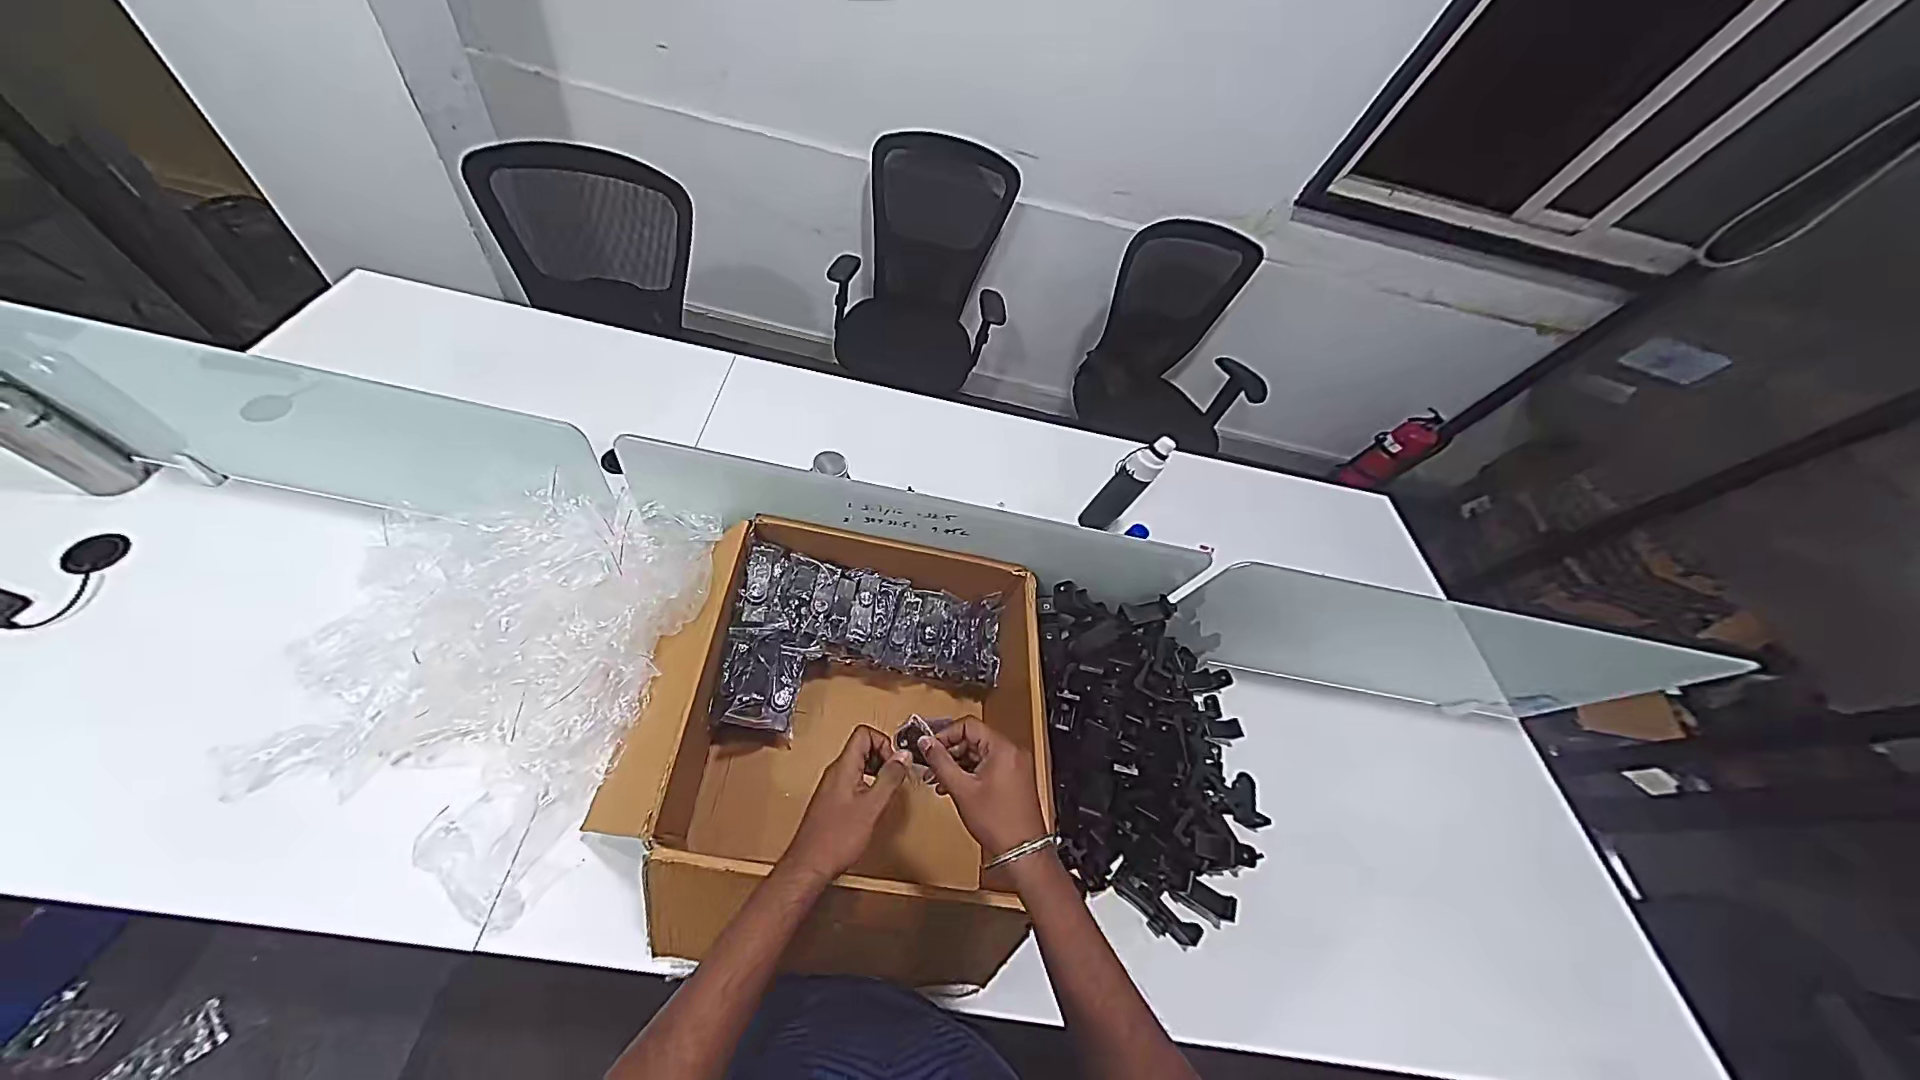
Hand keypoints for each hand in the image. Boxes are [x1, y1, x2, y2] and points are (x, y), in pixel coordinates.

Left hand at [780, 725, 911, 883]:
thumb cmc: (837, 838)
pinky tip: (873, 804)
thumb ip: (890, 778)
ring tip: (886, 791)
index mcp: (843, 767)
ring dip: (877, 771)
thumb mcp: (872, 806)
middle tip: (894, 777)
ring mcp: (832, 785)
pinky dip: (868, 784)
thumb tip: (903, 755)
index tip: (895, 763)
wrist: (809, 865)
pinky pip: (853, 779)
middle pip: (862, 746)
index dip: (884, 743)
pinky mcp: (831, 799)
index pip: (864, 734)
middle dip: (883, 756)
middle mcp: (835, 772)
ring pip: (858, 763)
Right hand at [919, 718, 1047, 860]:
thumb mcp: (961, 788)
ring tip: (939, 779)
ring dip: (957, 764)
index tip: (930, 746)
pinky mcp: (1013, 778)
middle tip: (931, 765)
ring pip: (978, 753)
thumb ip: (941, 762)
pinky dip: (969, 773)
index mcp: (1002, 748)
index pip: (969, 725)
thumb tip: (926, 743)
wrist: (1021, 852)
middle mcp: (1011, 752)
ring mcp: (1014, 765)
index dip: (945, 734)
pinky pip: (987, 766)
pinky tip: (954, 786)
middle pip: (973, 738)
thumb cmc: (998, 823)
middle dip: (949, 751)